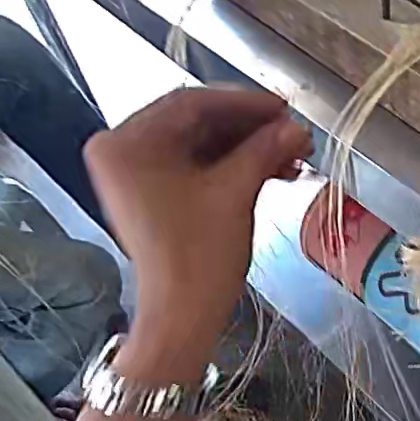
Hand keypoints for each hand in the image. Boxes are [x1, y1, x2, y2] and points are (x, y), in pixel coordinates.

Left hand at [83, 88, 311, 379]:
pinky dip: (232, 168)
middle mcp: (123, 152)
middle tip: (292, 133)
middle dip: (250, 131)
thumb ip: (265, 149)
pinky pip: (197, 168)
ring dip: (247, 150)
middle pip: (196, 125)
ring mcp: (136, 175)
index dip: (244, 104)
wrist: (183, 316)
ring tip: (291, 157)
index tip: (283, 107)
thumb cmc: (198, 256)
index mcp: (126, 144)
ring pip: (201, 147)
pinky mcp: (153, 195)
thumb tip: (296, 127)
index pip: (190, 104)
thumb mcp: (234, 193)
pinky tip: (272, 172)